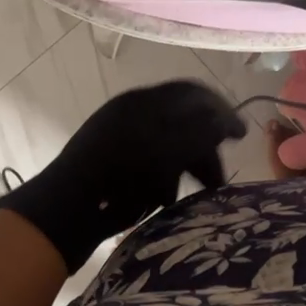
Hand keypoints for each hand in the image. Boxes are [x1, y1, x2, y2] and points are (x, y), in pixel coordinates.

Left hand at [0, 81, 246, 272]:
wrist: (63, 212)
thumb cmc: (120, 178)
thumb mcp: (170, 150)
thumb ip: (202, 130)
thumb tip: (226, 121)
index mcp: (143, 101)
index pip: (192, 93)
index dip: (221, 111)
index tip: (242, 136)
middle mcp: (130, 115)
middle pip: (182, 122)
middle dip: (206, 149)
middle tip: (219, 179)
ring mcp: (117, 140)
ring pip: (167, 147)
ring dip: (188, 168)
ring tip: (200, 196)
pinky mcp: (109, 169)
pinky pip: (149, 167)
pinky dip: (166, 181)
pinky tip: (169, 201)